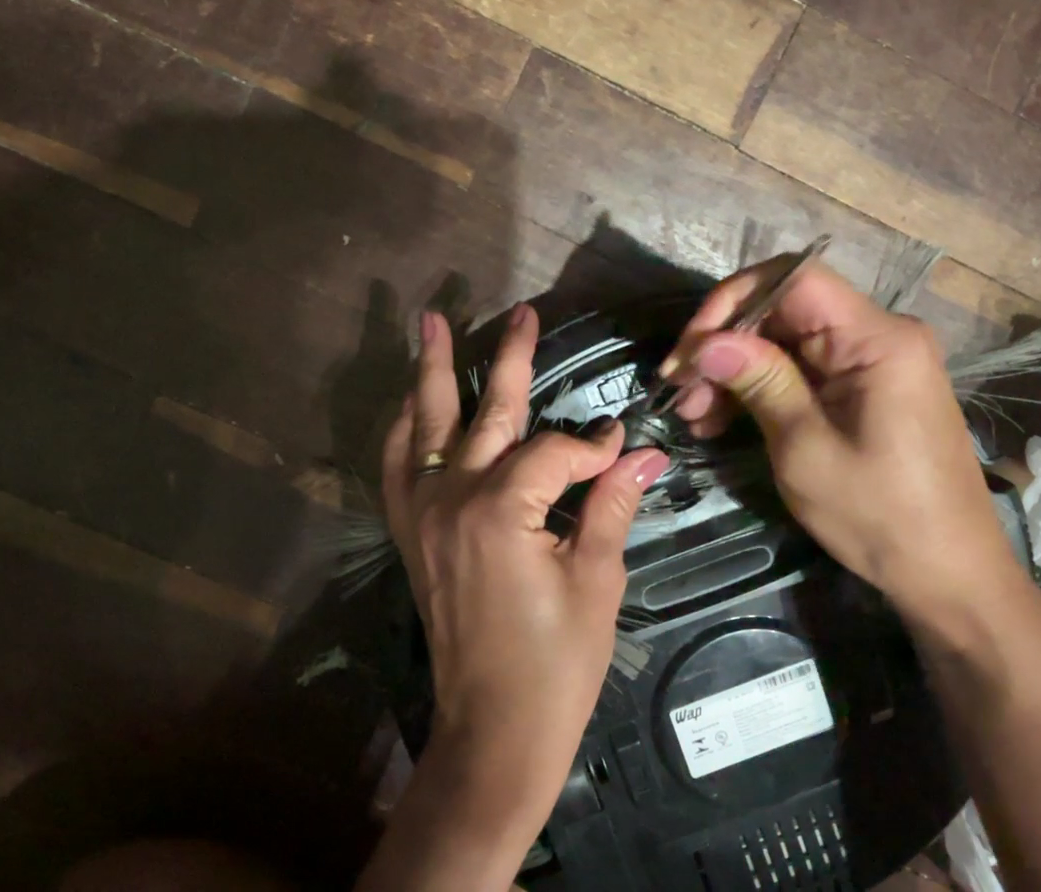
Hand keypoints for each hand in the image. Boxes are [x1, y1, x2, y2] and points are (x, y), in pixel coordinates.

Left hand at [381, 303, 670, 782]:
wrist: (492, 727)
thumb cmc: (555, 662)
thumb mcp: (596, 580)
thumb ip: (610, 506)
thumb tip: (642, 453)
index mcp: (500, 508)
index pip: (554, 452)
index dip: (593, 449)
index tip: (624, 449)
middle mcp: (451, 497)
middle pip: (484, 412)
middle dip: (510, 360)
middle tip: (523, 313)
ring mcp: (422, 513)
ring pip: (427, 425)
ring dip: (432, 372)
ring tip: (430, 320)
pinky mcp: (411, 533)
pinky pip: (398, 467)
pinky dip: (405, 430)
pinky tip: (411, 405)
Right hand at [660, 259, 1017, 611]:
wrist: (948, 575)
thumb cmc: (879, 515)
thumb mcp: (805, 448)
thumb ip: (759, 382)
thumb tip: (707, 343)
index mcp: (878, 339)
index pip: (794, 278)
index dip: (733, 300)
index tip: (692, 348)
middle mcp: (880, 336)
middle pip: (784, 309)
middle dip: (725, 343)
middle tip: (680, 390)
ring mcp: (873, 364)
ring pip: (785, 341)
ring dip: (734, 370)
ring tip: (693, 415)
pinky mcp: (864, 390)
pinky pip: (802, 371)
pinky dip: (759, 389)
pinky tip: (720, 420)